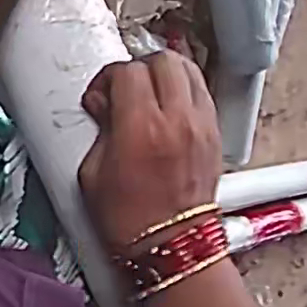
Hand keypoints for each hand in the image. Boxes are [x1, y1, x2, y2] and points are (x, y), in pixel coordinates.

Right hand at [77, 52, 223, 254]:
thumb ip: (98, 128)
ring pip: (188, 68)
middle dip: (138, 67)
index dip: (107, 78)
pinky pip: (202, 91)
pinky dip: (184, 90)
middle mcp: (177, 120)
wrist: (171, 246)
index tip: (100, 96)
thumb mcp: (92, 173)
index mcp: (141, 128)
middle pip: (163, 59)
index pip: (127, 71)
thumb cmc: (130, 220)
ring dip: (165, 73)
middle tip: (125, 89)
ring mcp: (201, 125)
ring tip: (149, 92)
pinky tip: (168, 107)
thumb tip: (103, 105)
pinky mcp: (215, 134)